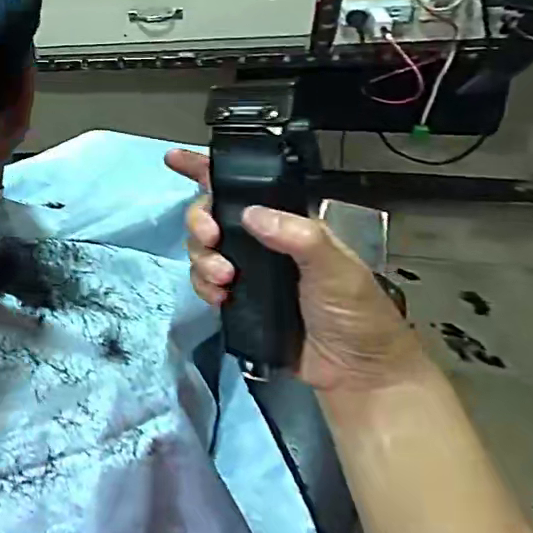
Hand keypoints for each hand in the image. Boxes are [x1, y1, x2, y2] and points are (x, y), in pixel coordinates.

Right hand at [165, 149, 427, 393]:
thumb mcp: (338, 267)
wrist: (357, 373)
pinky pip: (203, 283)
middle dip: (200, 222)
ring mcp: (246, 271)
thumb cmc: (356, 311)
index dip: (206, 169)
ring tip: (224, 280)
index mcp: (285, 221)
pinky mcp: (236, 301)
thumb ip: (298, 235)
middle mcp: (259, 241)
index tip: (175, 159)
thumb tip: (250, 214)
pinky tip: (219, 298)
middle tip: (210, 238)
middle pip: (210, 215)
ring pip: (202, 249)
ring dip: (202, 258)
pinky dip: (203, 286)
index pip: (243, 186)